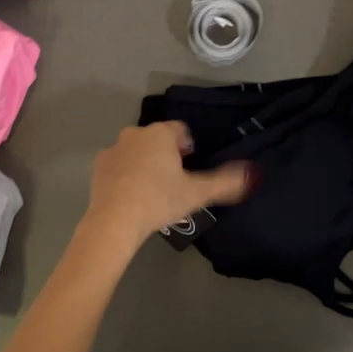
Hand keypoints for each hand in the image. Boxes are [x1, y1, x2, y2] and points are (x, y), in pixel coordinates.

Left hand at [80, 123, 251, 251]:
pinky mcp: (99, 165)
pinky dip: (125, 174)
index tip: (189, 169)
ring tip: (152, 193)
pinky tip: (131, 196)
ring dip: (145, 163)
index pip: (180, 131)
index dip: (188, 148)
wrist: (115, 220)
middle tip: (173, 183)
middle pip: (157, 139)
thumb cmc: (159, 200)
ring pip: (137, 150)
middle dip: (166, 155)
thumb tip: (253, 174)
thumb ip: (225, 182)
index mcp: (161, 133)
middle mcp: (136, 133)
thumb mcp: (197, 194)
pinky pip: (118, 164)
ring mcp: (114, 148)